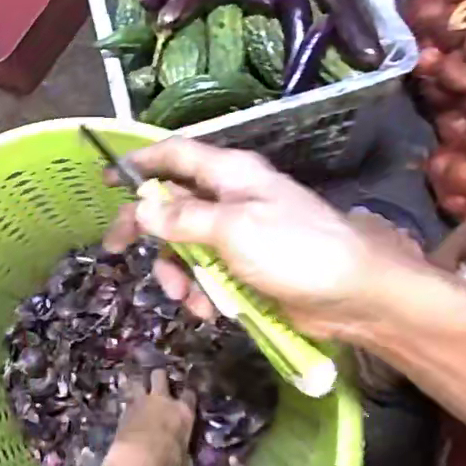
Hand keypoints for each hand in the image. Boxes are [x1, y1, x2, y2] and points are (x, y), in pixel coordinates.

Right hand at [103, 138, 440, 343]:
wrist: (356, 296)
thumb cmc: (297, 250)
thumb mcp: (234, 229)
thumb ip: (184, 219)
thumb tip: (141, 209)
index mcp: (228, 175)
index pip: (175, 155)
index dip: (140, 161)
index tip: (109, 178)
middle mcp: (227, 198)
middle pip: (169, 205)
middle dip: (145, 229)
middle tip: (115, 248)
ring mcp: (234, 235)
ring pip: (182, 246)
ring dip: (176, 272)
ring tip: (186, 297)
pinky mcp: (241, 267)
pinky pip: (204, 274)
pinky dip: (200, 292)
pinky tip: (209, 310)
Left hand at [103, 372, 192, 465]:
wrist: (138, 458)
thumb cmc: (168, 462)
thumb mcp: (183, 461)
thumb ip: (182, 453)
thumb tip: (183, 461)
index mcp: (182, 413)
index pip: (189, 395)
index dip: (187, 395)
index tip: (186, 397)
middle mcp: (163, 401)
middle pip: (160, 376)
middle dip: (159, 377)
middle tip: (157, 382)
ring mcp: (141, 402)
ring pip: (139, 383)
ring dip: (139, 387)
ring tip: (138, 393)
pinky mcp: (124, 409)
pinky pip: (126, 401)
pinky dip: (127, 405)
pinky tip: (127, 412)